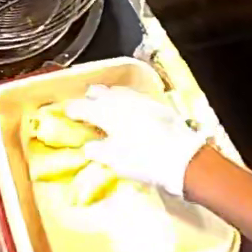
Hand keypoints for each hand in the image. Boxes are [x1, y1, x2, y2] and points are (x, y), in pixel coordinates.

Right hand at [64, 85, 208, 196]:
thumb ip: (98, 150)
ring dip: (108, 97)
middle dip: (90, 98)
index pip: (81, 106)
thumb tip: (90, 146)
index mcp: (104, 112)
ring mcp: (138, 98)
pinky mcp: (154, 102)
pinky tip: (129, 111)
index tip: (68, 113)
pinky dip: (125, 101)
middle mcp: (119, 100)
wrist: (183, 157)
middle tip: (87, 109)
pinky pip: (132, 96)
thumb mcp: (115, 161)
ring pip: (116, 91)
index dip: (72, 109)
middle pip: (98, 92)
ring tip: (107, 107)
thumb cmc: (143, 160)